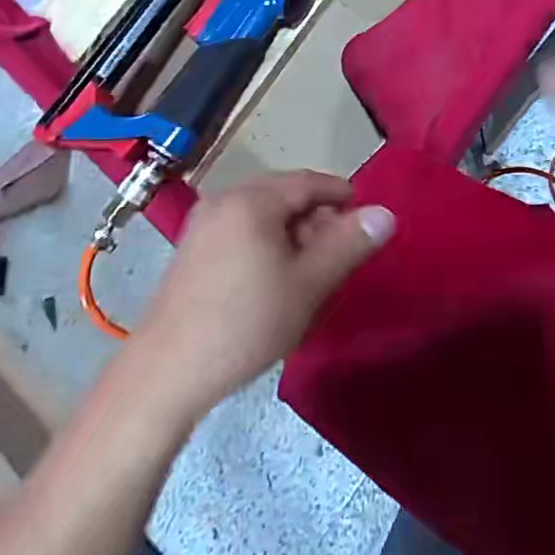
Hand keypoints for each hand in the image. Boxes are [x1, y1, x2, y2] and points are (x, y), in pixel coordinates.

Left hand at [131, 171, 393, 414]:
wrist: (167, 372)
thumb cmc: (247, 323)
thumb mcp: (309, 284)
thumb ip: (350, 244)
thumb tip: (387, 214)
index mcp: (252, 200)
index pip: (309, 182)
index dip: (343, 196)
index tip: (367, 220)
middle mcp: (223, 201)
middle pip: (284, 196)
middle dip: (318, 219)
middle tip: (342, 254)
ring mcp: (202, 226)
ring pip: (263, 217)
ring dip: (293, 235)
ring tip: (312, 273)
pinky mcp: (191, 252)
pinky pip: (242, 233)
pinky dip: (267, 246)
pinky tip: (276, 281)